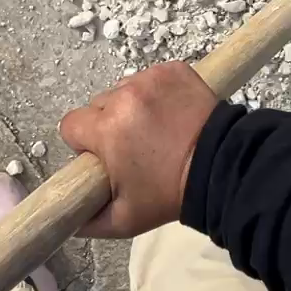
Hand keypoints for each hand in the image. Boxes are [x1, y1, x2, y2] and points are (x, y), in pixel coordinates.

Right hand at [59, 61, 218, 237]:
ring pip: (124, 89)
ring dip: (132, 106)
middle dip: (109, 123)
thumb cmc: (169, 194)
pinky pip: (151, 78)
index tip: (103, 154)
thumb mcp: (122, 220)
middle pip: (98, 104)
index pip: (71, 124)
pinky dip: (156, 92)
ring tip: (156, 128)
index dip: (84, 142)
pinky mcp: (173, 69)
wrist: (221, 167)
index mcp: (106, 128)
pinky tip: (171, 112)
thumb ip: (87, 221)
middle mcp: (125, 96)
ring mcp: (151, 78)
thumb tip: (69, 217)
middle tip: (134, 145)